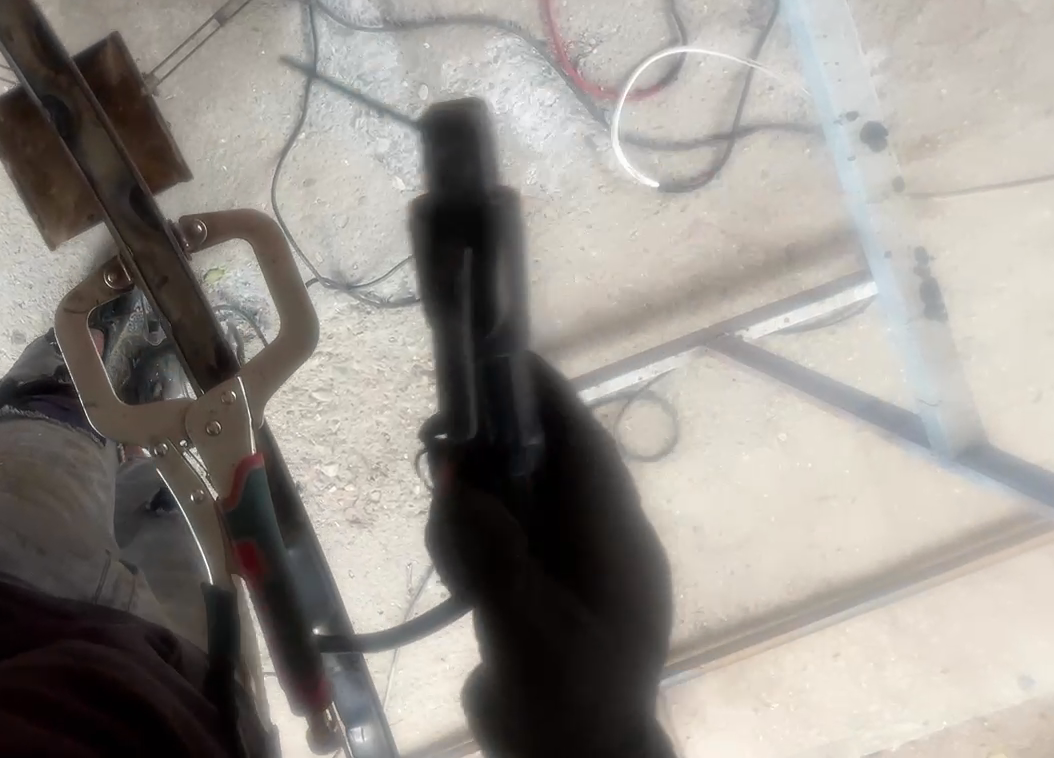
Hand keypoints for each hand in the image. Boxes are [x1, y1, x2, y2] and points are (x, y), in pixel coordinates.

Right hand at [428, 356, 675, 757]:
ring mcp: (572, 560)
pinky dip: (474, 538)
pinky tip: (461, 578)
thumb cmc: (563, 695)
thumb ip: (489, 544)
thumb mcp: (522, 622)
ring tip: (453, 552)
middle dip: (487, 450)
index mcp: (615, 544)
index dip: (549, 397)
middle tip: (438, 443)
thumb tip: (457, 478)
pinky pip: (505, 532)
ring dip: (474, 507)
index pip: (585, 447)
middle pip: (542, 463)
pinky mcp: (546, 578)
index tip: (505, 357)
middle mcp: (600, 540)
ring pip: (514, 497)